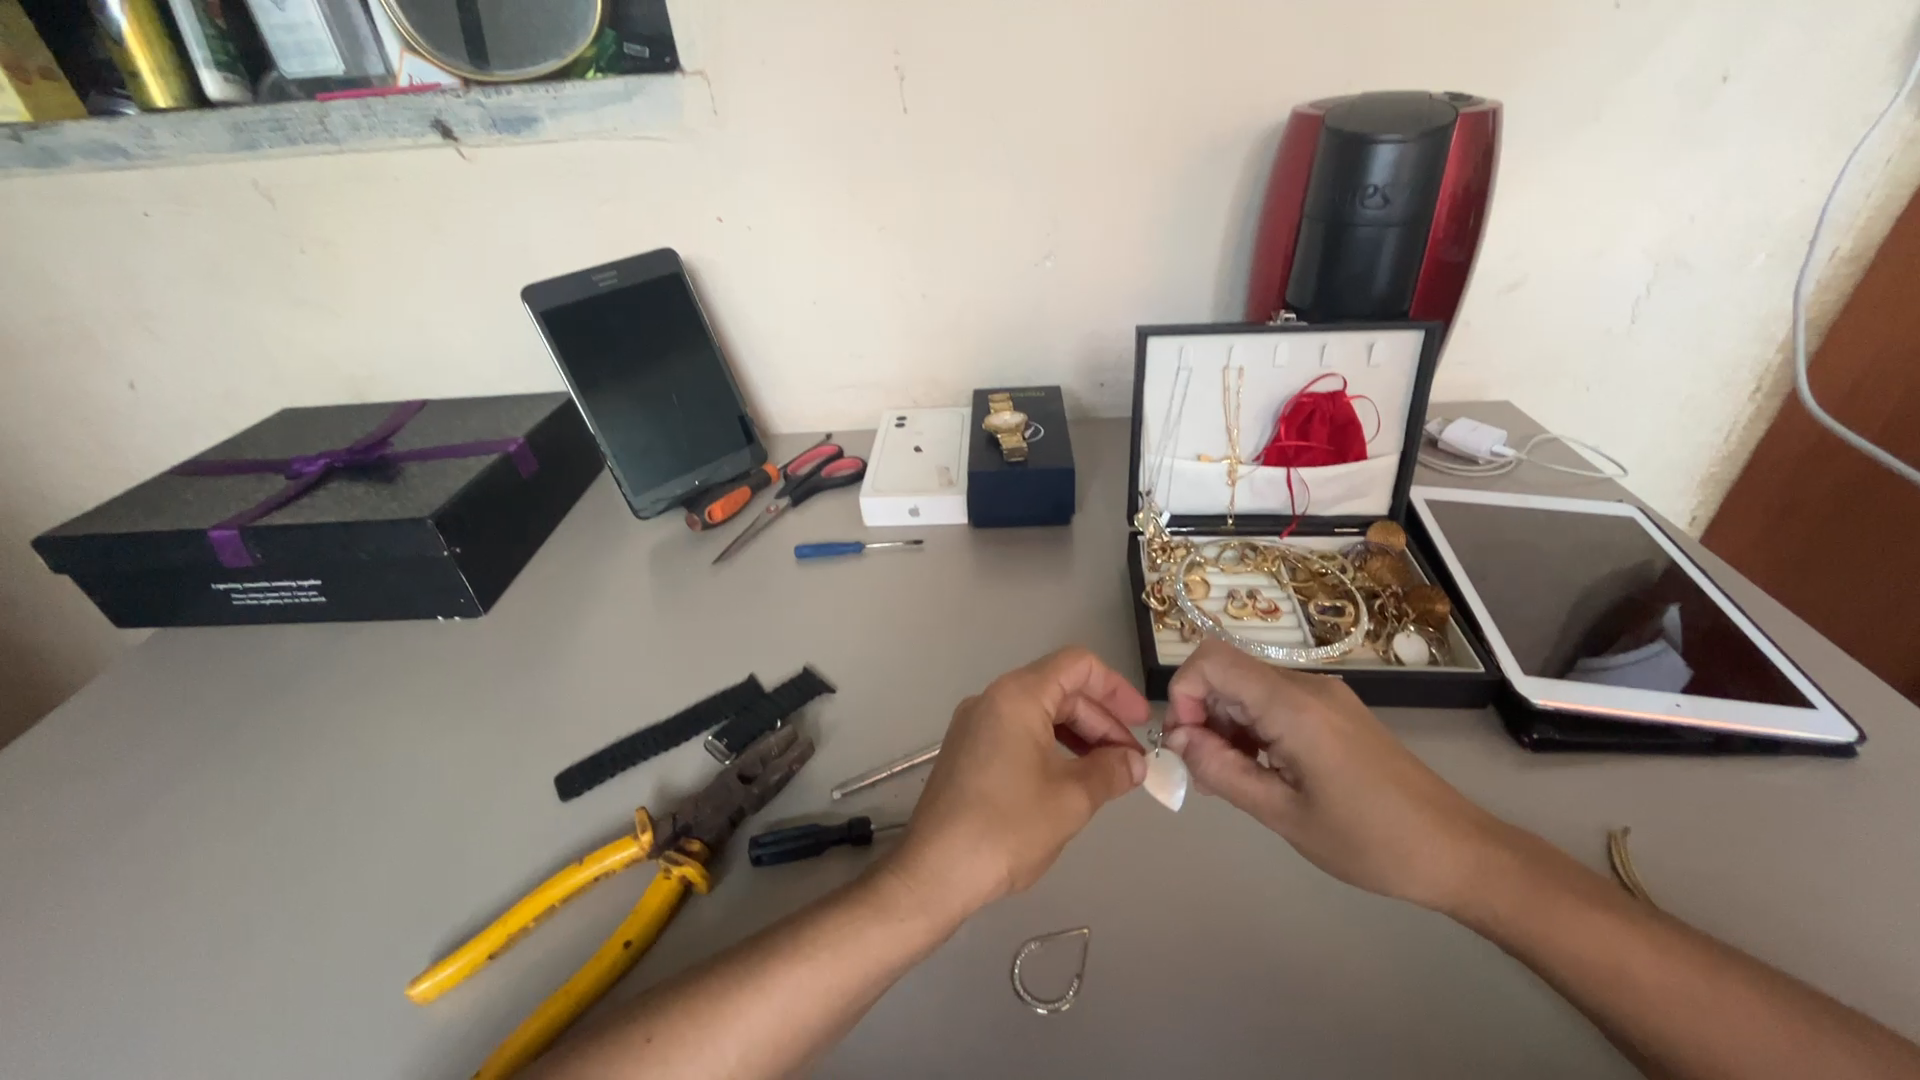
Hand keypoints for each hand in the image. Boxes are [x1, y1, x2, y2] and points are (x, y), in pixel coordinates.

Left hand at [884, 648, 1148, 919]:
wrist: (935, 872)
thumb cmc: (1006, 828)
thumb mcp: (1071, 799)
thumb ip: (1110, 771)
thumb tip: (1134, 763)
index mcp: (1016, 696)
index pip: (1077, 665)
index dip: (1116, 689)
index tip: (1141, 723)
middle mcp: (991, 700)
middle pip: (1059, 689)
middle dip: (1101, 720)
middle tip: (1132, 761)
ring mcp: (974, 725)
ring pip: (1039, 713)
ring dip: (1079, 736)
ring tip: (1108, 773)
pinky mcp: (967, 752)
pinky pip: (1018, 733)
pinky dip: (1051, 748)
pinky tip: (1070, 781)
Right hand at [1164, 640, 1513, 912]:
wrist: (1459, 852)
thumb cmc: (1371, 841)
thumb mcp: (1284, 815)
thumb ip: (1222, 771)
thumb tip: (1175, 740)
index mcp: (1294, 706)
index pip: (1212, 660)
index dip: (1184, 694)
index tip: (1186, 746)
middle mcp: (1307, 687)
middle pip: (1226, 674)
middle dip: (1199, 717)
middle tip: (1205, 776)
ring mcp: (1324, 698)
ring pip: (1247, 690)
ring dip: (1224, 728)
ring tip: (1233, 783)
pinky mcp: (1335, 713)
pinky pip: (1274, 705)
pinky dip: (1252, 731)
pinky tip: (1262, 775)